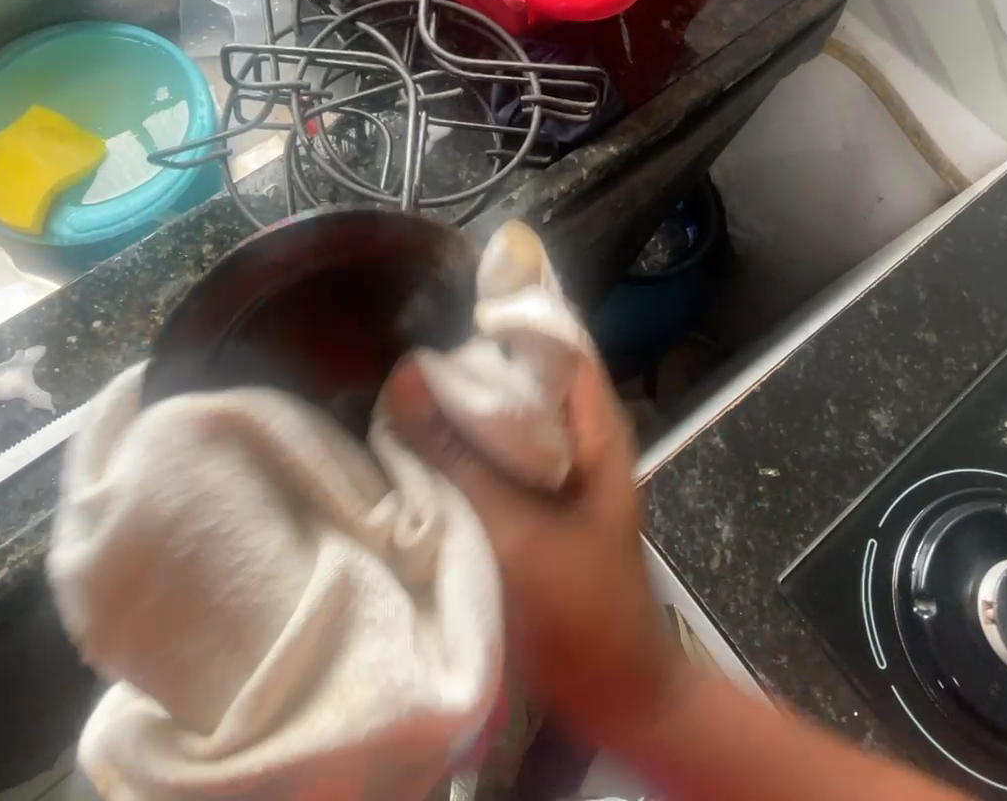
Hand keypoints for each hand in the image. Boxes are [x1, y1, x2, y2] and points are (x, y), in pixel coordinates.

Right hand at [378, 346, 688, 746]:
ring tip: (395, 394)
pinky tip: (411, 449)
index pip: (555, 342)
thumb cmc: (580, 608)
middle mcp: (577, 437)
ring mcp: (553, 473)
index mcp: (596, 427)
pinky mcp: (530, 505)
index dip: (502, 321)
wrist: (611, 695)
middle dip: (464, 368)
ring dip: (455, 412)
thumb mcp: (515, 529)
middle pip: (520, 378)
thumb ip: (458, 456)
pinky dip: (456, 452)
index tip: (439, 311)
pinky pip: (488, 460)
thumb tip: (404, 376)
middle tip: (401, 359)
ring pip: (499, 420)